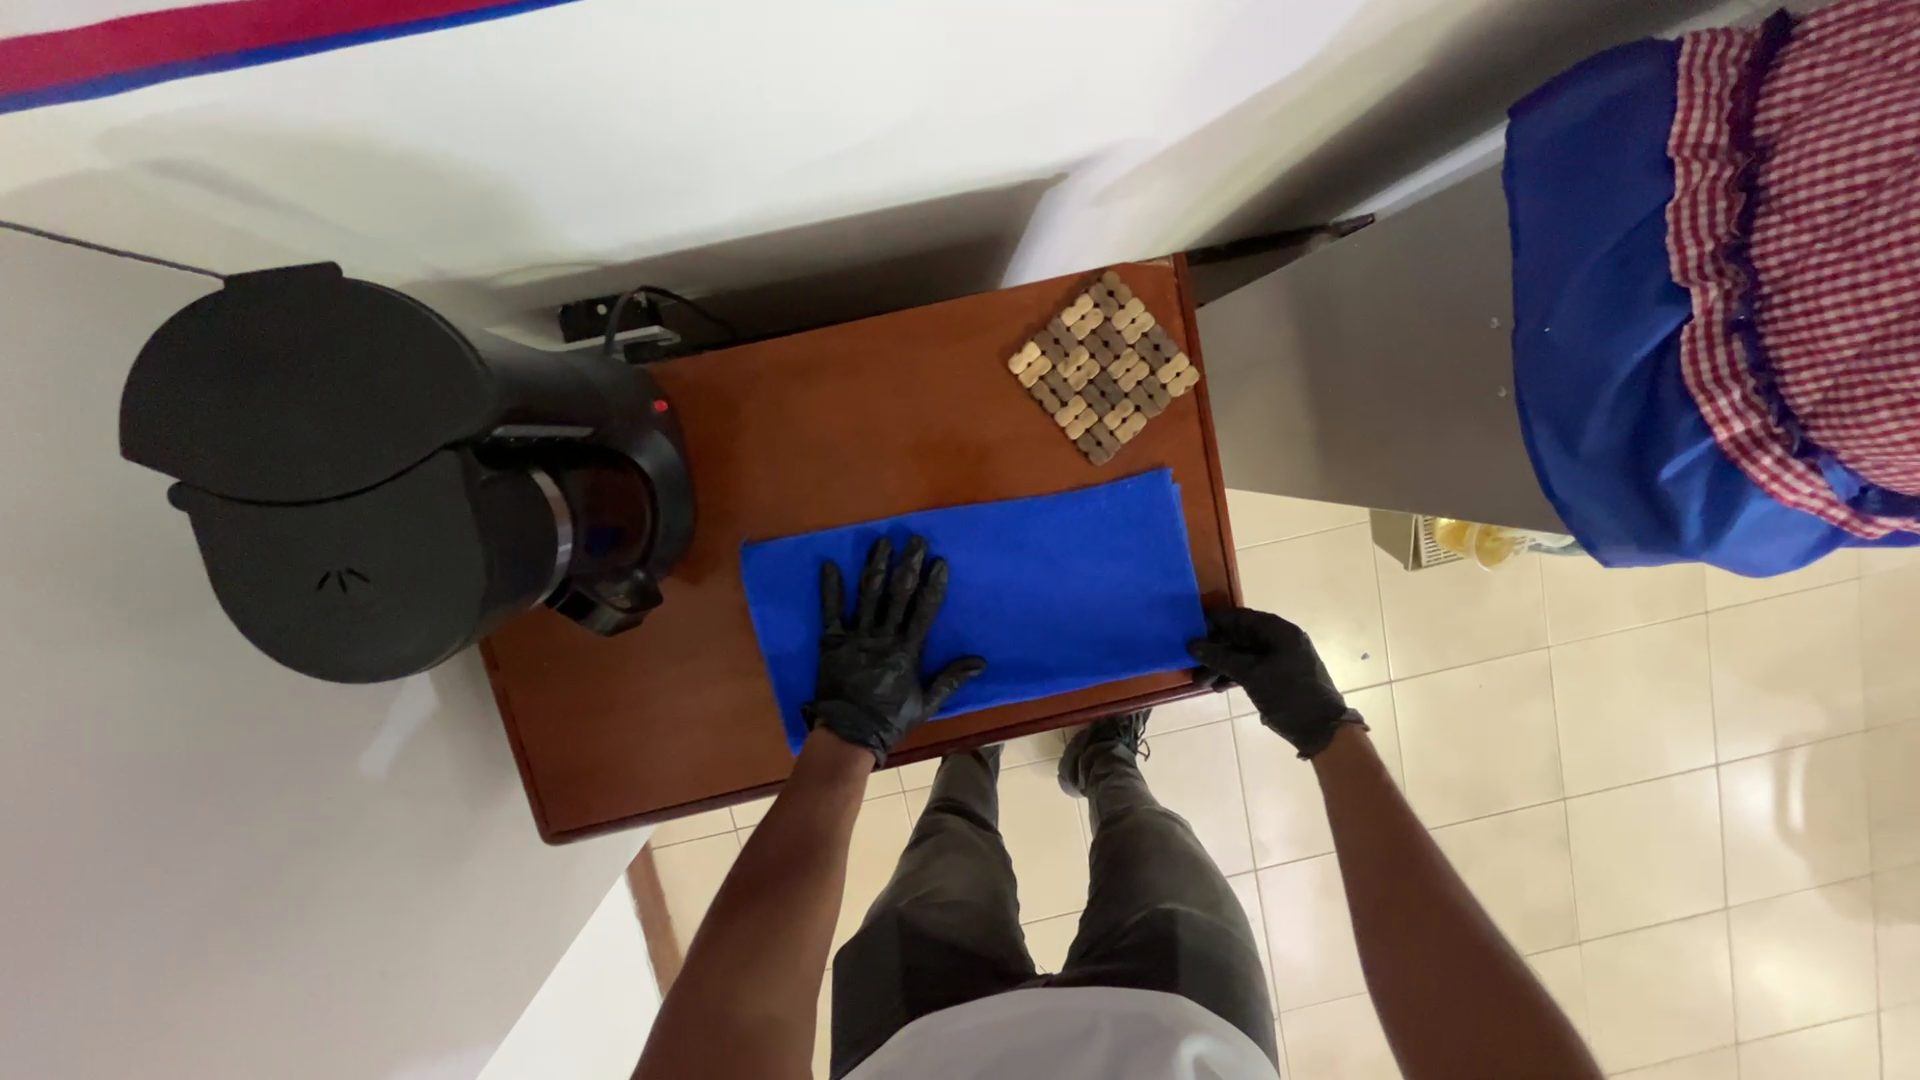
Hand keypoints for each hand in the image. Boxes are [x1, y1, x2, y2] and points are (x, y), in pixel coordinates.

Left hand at [806, 535, 986, 763]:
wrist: (847, 735)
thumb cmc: (890, 720)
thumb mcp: (927, 703)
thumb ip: (951, 679)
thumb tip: (981, 662)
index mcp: (907, 650)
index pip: (924, 610)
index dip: (933, 585)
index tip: (940, 561)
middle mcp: (883, 637)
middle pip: (898, 594)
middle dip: (907, 564)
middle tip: (915, 539)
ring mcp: (856, 637)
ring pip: (867, 594)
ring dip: (875, 566)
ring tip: (882, 541)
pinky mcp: (831, 642)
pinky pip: (830, 611)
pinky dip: (830, 588)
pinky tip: (829, 565)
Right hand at [1188, 607, 1362, 758]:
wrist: (1322, 731)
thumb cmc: (1289, 695)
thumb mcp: (1251, 675)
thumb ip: (1220, 658)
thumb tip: (1192, 645)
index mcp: (1279, 631)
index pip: (1240, 617)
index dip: (1214, 623)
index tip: (1190, 631)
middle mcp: (1280, 640)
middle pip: (1239, 637)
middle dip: (1214, 650)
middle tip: (1192, 662)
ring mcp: (1280, 659)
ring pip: (1243, 655)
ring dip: (1221, 666)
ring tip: (1200, 682)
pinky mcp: (1278, 677)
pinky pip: (1250, 669)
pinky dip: (1234, 675)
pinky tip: (1217, 687)